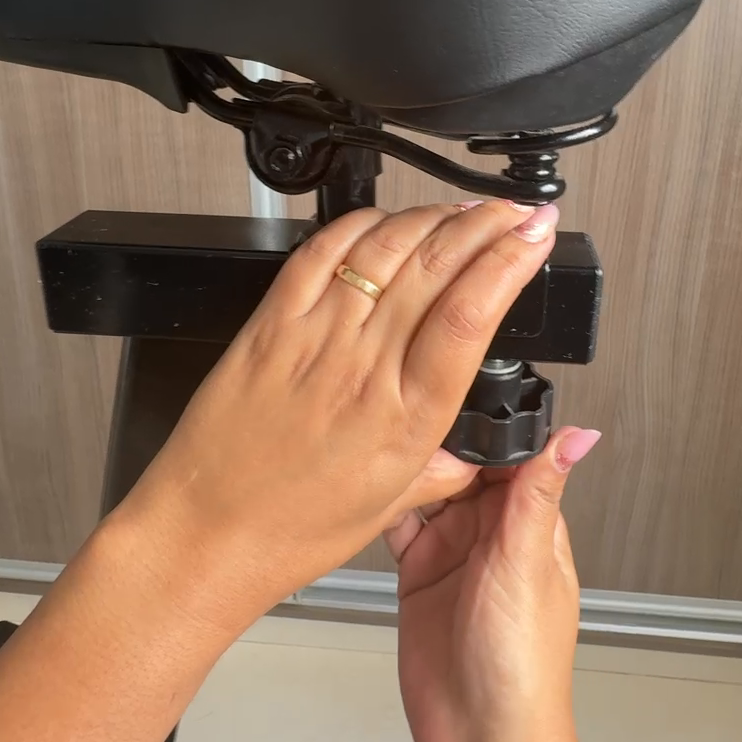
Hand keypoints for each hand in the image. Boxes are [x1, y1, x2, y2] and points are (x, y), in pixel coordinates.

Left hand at [112, 199, 560, 627]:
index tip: (535, 235)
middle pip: (437, 266)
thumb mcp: (392, 506)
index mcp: (406, 416)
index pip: (471, 313)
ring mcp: (315, 337)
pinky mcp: (273, 323)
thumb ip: (442, 468)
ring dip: (433, 216)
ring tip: (462, 209)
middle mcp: (364, 366)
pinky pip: (320, 252)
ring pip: (385, 249)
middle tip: (514, 211)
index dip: (512, 260)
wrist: (206, 532)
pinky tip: (384, 220)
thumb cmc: (290, 527)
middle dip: (488, 223)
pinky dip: (360, 224)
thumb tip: (469, 453)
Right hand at [391, 425, 600, 741]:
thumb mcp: (527, 564)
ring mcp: (453, 549)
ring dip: (410, 471)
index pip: (506, 454)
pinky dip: (385, 506)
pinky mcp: (420, 571)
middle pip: (461, 467)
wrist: (479, 737)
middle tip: (409, 421)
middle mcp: (490, 530)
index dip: (483, 426)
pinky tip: (372, 490)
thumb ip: (538, 495)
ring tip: (385, 448)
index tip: (456, 398)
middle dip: (438, 444)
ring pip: (428, 490)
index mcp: (527, 520)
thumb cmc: (525, 665)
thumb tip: (578, 436)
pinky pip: (399, 525)